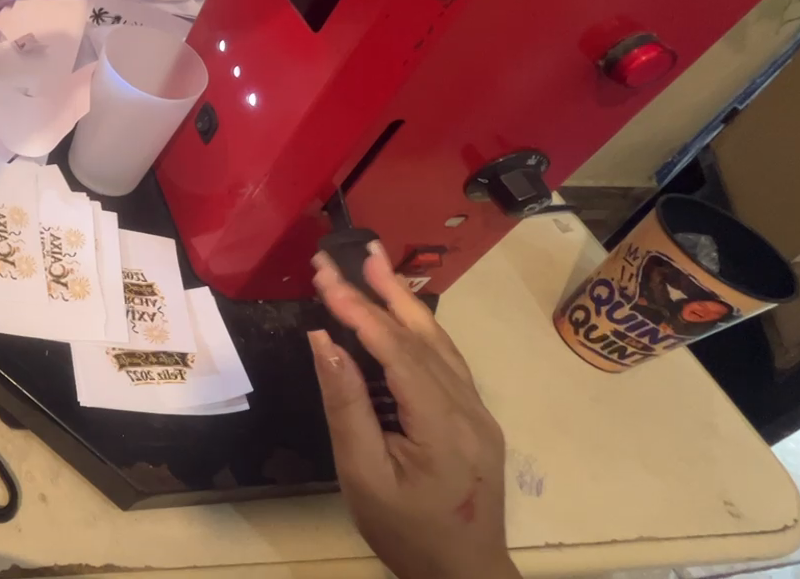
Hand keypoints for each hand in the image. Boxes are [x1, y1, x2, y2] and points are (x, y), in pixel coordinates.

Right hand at [309, 245, 516, 578]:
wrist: (464, 578)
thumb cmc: (404, 532)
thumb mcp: (362, 474)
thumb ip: (345, 404)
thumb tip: (323, 340)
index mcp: (442, 426)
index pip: (396, 350)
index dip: (359, 309)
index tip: (323, 278)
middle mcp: (468, 409)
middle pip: (421, 336)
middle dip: (379, 290)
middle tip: (346, 252)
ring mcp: (477, 411)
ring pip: (437, 342)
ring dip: (402, 299)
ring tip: (373, 262)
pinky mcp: (474, 416)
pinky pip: (444, 359)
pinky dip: (417, 326)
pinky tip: (400, 309)